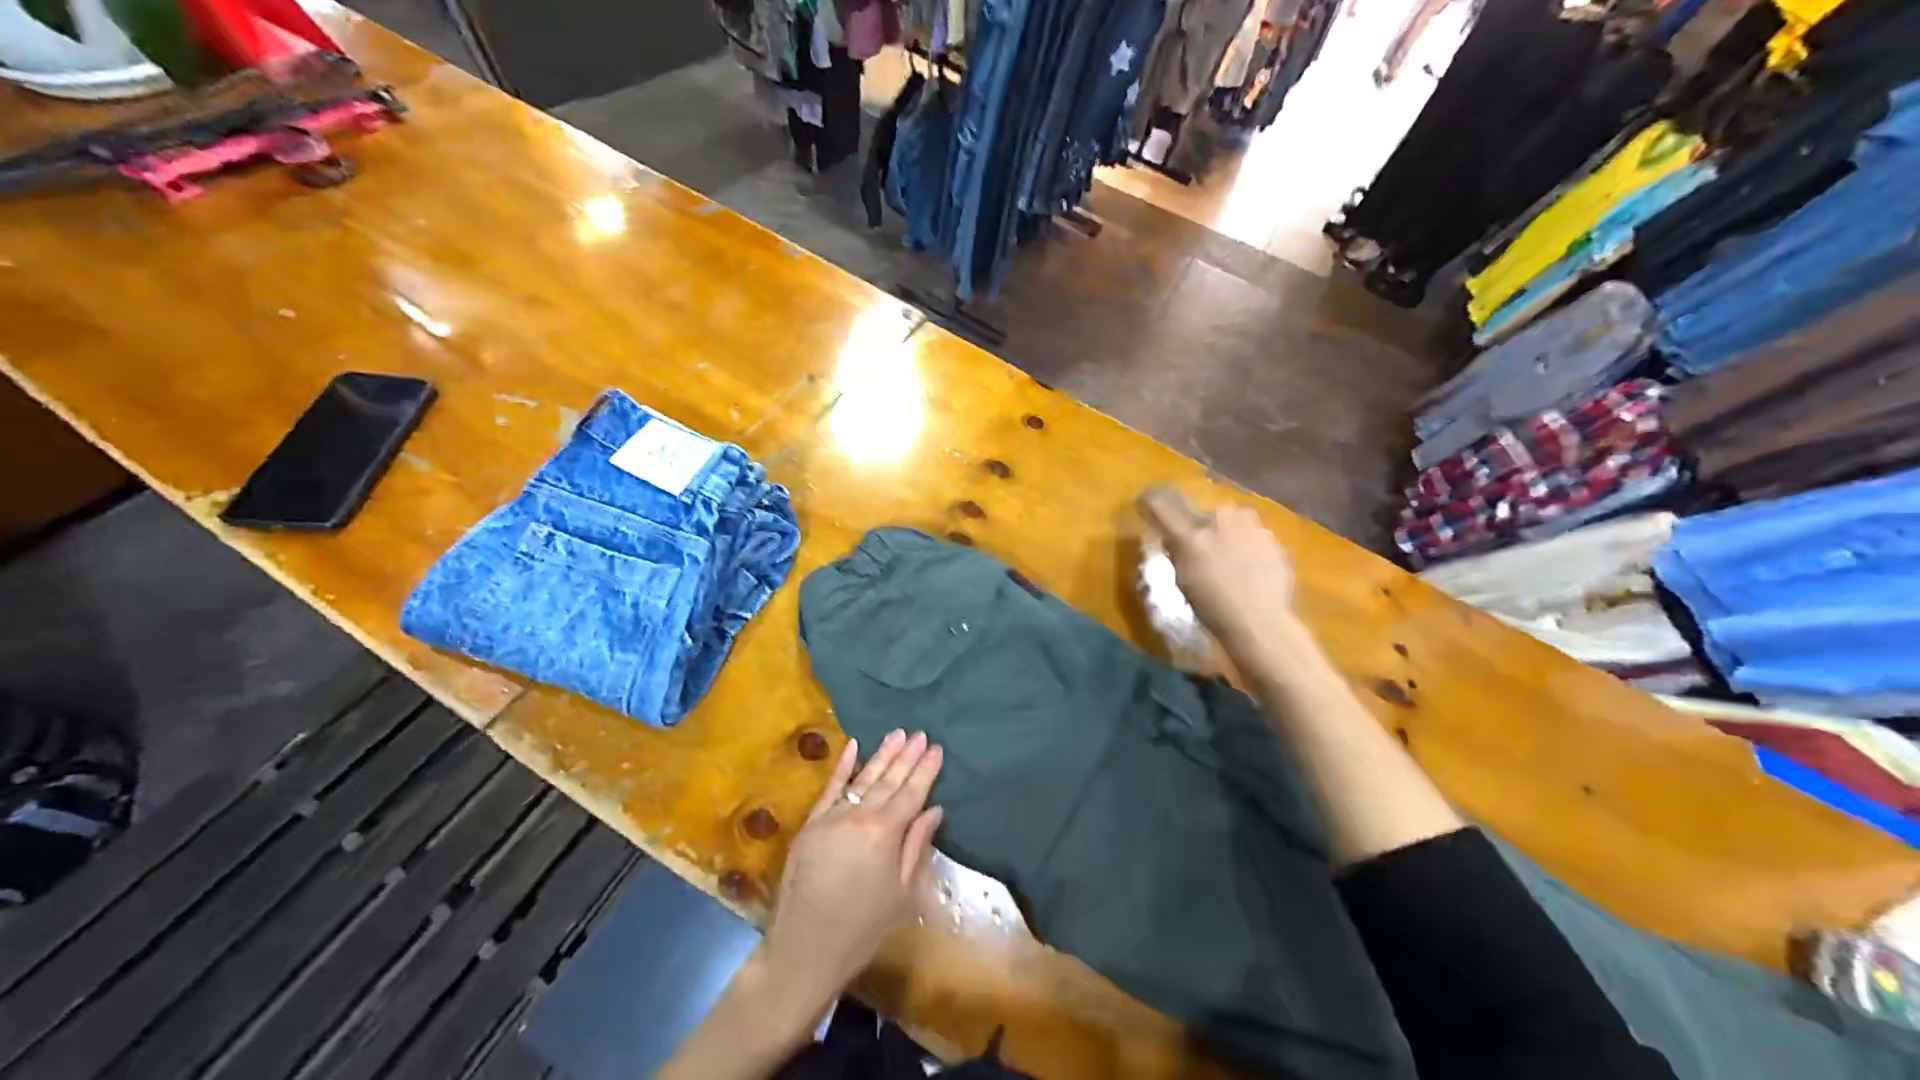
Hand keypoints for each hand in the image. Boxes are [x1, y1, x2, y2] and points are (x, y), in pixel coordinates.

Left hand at [761, 730, 944, 1007]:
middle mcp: (859, 816)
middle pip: (888, 780)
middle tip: (919, 733)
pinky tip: (854, 746)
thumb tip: (934, 809)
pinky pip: (830, 789)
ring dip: (881, 755)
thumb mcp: (901, 891)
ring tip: (897, 733)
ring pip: (862, 778)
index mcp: (885, 833)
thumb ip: (916, 844)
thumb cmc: (863, 927)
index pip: (911, 793)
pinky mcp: (811, 824)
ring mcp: (832, 817)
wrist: (806, 947)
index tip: (936, 748)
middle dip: (906, 756)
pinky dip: (843, 767)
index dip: (925, 771)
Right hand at [1139, 487, 1297, 651]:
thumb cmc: (1213, 609)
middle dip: (1202, 526)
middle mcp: (1220, 521)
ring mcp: (1251, 526)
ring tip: (1231, 557)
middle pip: (1205, 513)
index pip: (1162, 507)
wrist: (1261, 622)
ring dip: (1228, 532)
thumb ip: (1177, 553)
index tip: (1145, 502)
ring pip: (1233, 519)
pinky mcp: (1273, 537)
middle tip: (1204, 548)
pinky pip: (1254, 533)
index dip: (1150, 503)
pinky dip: (1249, 545)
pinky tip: (1251, 567)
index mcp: (1191, 535)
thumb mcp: (1183, 581)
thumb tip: (1173, 538)